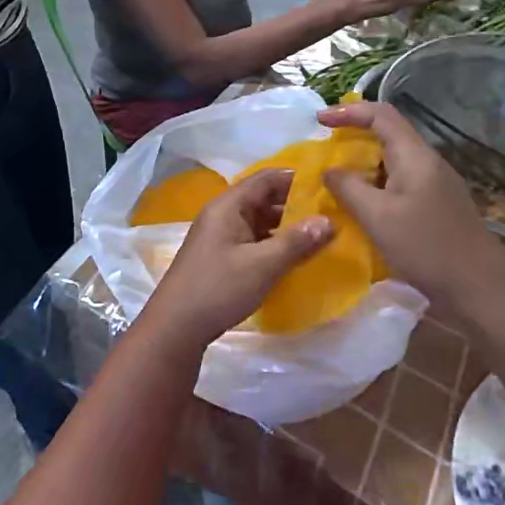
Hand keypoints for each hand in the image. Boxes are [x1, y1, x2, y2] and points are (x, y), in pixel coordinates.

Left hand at [145, 169, 333, 345]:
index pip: (266, 178)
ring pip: (259, 220)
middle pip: (263, 198)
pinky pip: (253, 239)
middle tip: (329, 212)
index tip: (326, 186)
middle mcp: (223, 214)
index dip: (296, 178)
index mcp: (228, 205)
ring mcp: (220, 235)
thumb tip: (328, 221)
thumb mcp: (262, 265)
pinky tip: (294, 256)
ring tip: (319, 234)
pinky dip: (273, 242)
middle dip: (294, 204)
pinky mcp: (221, 256)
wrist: (175, 327)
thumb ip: (296, 241)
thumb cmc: (218, 288)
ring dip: (285, 225)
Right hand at [317, 101, 504, 308]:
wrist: (482, 290)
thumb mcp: (378, 217)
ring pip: (393, 160)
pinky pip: (400, 182)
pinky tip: (362, 206)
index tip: (319, 121)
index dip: (348, 111)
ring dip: (363, 164)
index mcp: (415, 156)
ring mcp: (435, 185)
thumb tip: (329, 170)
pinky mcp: (437, 206)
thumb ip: (348, 187)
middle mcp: (427, 162)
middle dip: (353, 136)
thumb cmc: (427, 247)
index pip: (380, 114)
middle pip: (388, 134)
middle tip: (324, 150)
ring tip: (335, 179)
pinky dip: (376, 185)